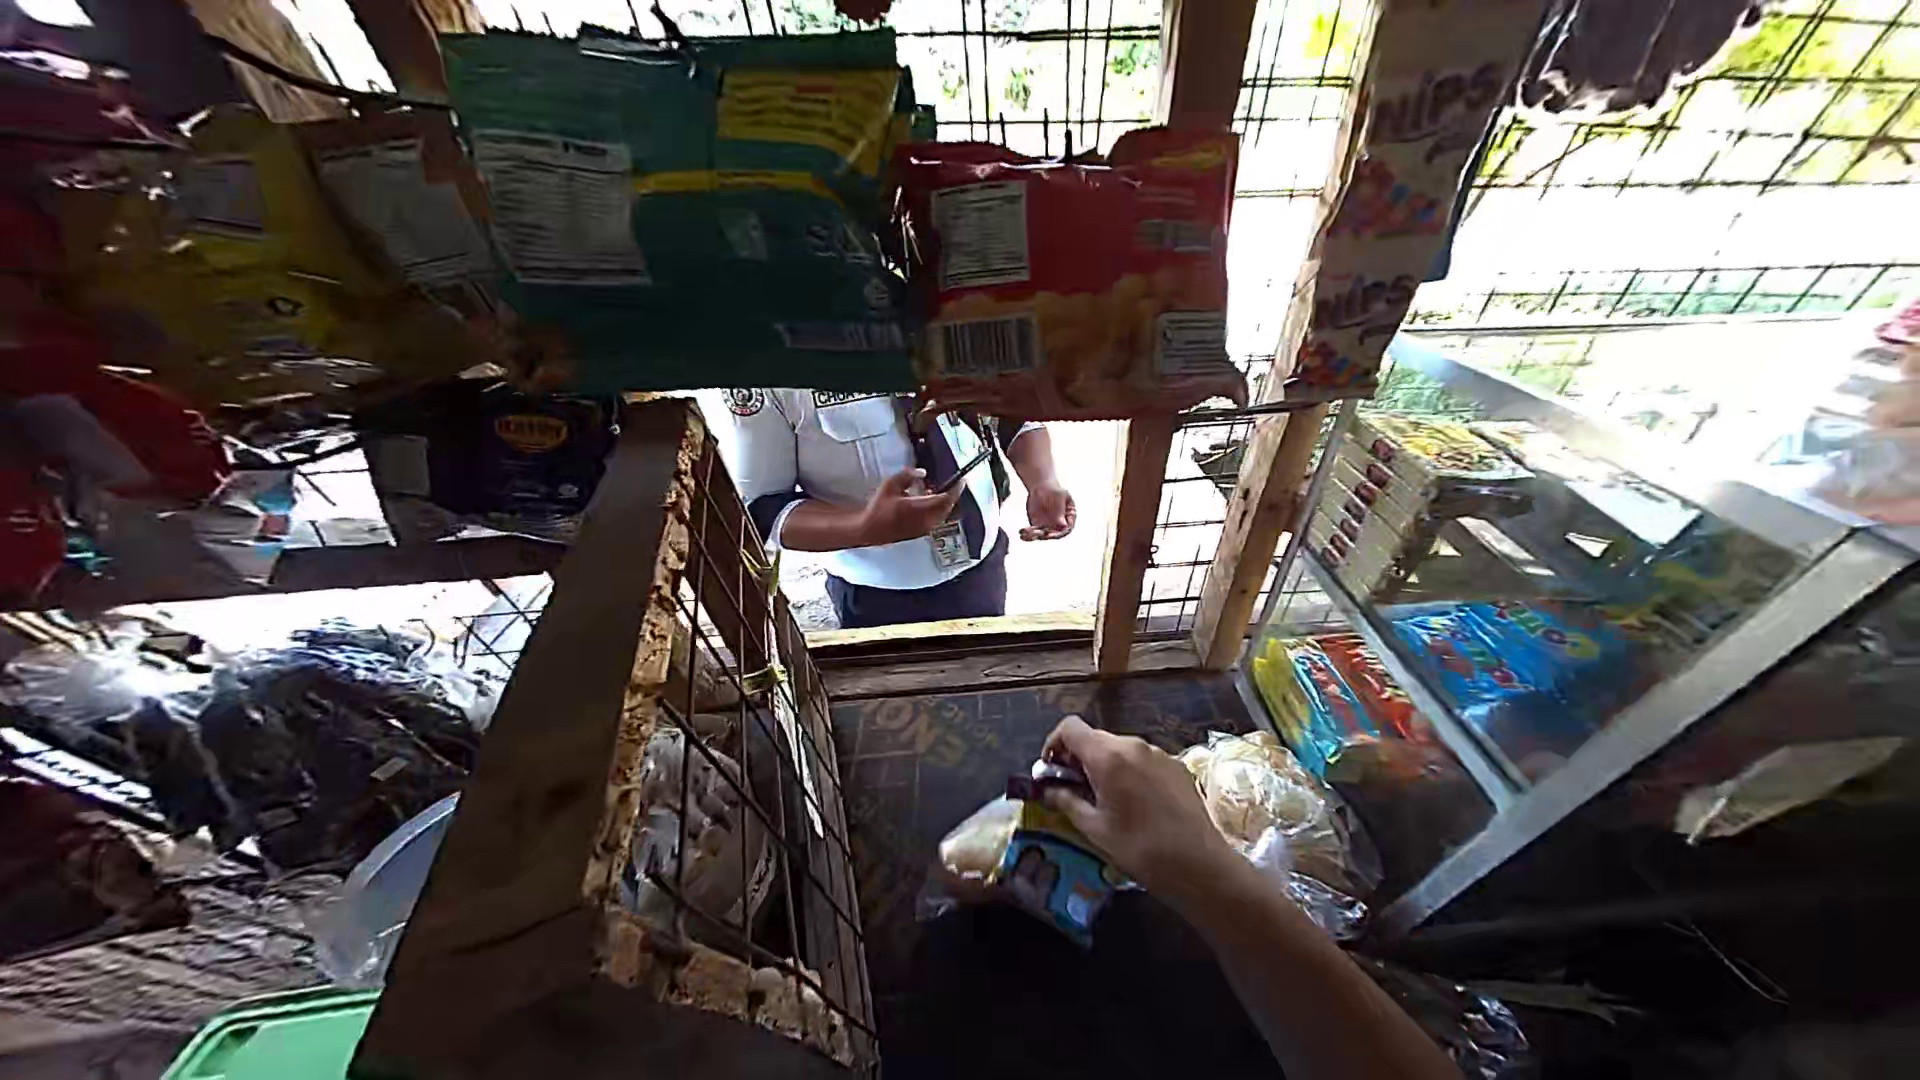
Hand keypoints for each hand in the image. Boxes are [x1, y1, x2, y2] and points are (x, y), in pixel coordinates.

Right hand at [859, 467, 962, 545]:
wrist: (870, 530)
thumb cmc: (878, 508)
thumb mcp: (890, 485)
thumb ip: (907, 475)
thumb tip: (922, 472)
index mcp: (922, 508)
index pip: (947, 498)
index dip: (956, 488)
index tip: (961, 479)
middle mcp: (927, 520)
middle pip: (948, 506)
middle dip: (951, 494)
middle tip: (951, 483)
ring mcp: (925, 528)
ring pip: (942, 513)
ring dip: (943, 502)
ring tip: (936, 490)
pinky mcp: (921, 532)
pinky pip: (936, 518)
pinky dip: (937, 509)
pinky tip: (926, 501)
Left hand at [1021, 482, 1075, 540]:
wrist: (1042, 488)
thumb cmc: (1054, 490)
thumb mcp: (1060, 496)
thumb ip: (1061, 509)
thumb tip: (1063, 524)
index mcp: (1069, 517)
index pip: (1066, 528)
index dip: (1059, 533)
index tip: (1050, 534)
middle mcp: (1059, 524)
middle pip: (1053, 533)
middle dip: (1045, 535)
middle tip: (1038, 534)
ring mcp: (1048, 526)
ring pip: (1042, 534)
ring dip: (1035, 535)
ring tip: (1027, 531)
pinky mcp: (1038, 525)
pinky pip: (1033, 532)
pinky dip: (1028, 533)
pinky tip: (1022, 532)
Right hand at [1038, 715, 1242, 907]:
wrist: (1202, 867)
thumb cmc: (1140, 849)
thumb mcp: (1094, 828)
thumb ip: (1066, 800)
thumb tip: (1047, 789)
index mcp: (1108, 755)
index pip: (1070, 727)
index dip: (1053, 744)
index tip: (1051, 771)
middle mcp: (1132, 744)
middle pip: (1094, 738)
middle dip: (1078, 758)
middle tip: (1073, 790)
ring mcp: (1158, 753)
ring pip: (1119, 749)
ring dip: (1104, 766)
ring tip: (1104, 800)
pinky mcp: (1176, 766)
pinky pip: (1142, 760)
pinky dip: (1129, 772)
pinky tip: (1135, 804)